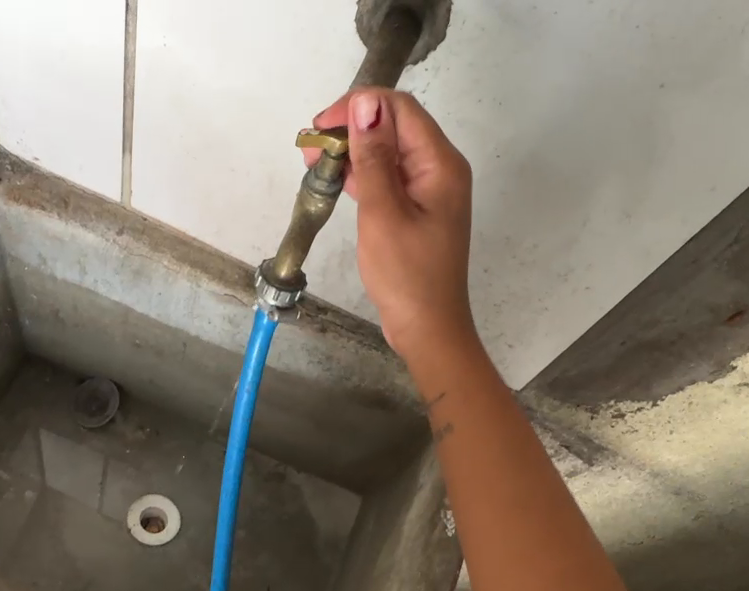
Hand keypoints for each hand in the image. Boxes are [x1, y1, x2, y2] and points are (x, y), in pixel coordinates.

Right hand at [304, 89, 476, 359]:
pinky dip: (361, 177)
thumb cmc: (406, 276)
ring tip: (313, 165)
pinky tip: (335, 183)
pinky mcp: (416, 211)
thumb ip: (373, 159)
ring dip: (352, 153)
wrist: (427, 328)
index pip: (399, 110)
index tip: (318, 128)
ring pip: (388, 154)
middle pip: (394, 127)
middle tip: (309, 149)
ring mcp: (429, 191)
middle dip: (351, 129)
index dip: (357, 108)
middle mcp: (439, 169)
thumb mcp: (383, 215)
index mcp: (440, 164)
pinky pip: (388, 179)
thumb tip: (365, 105)